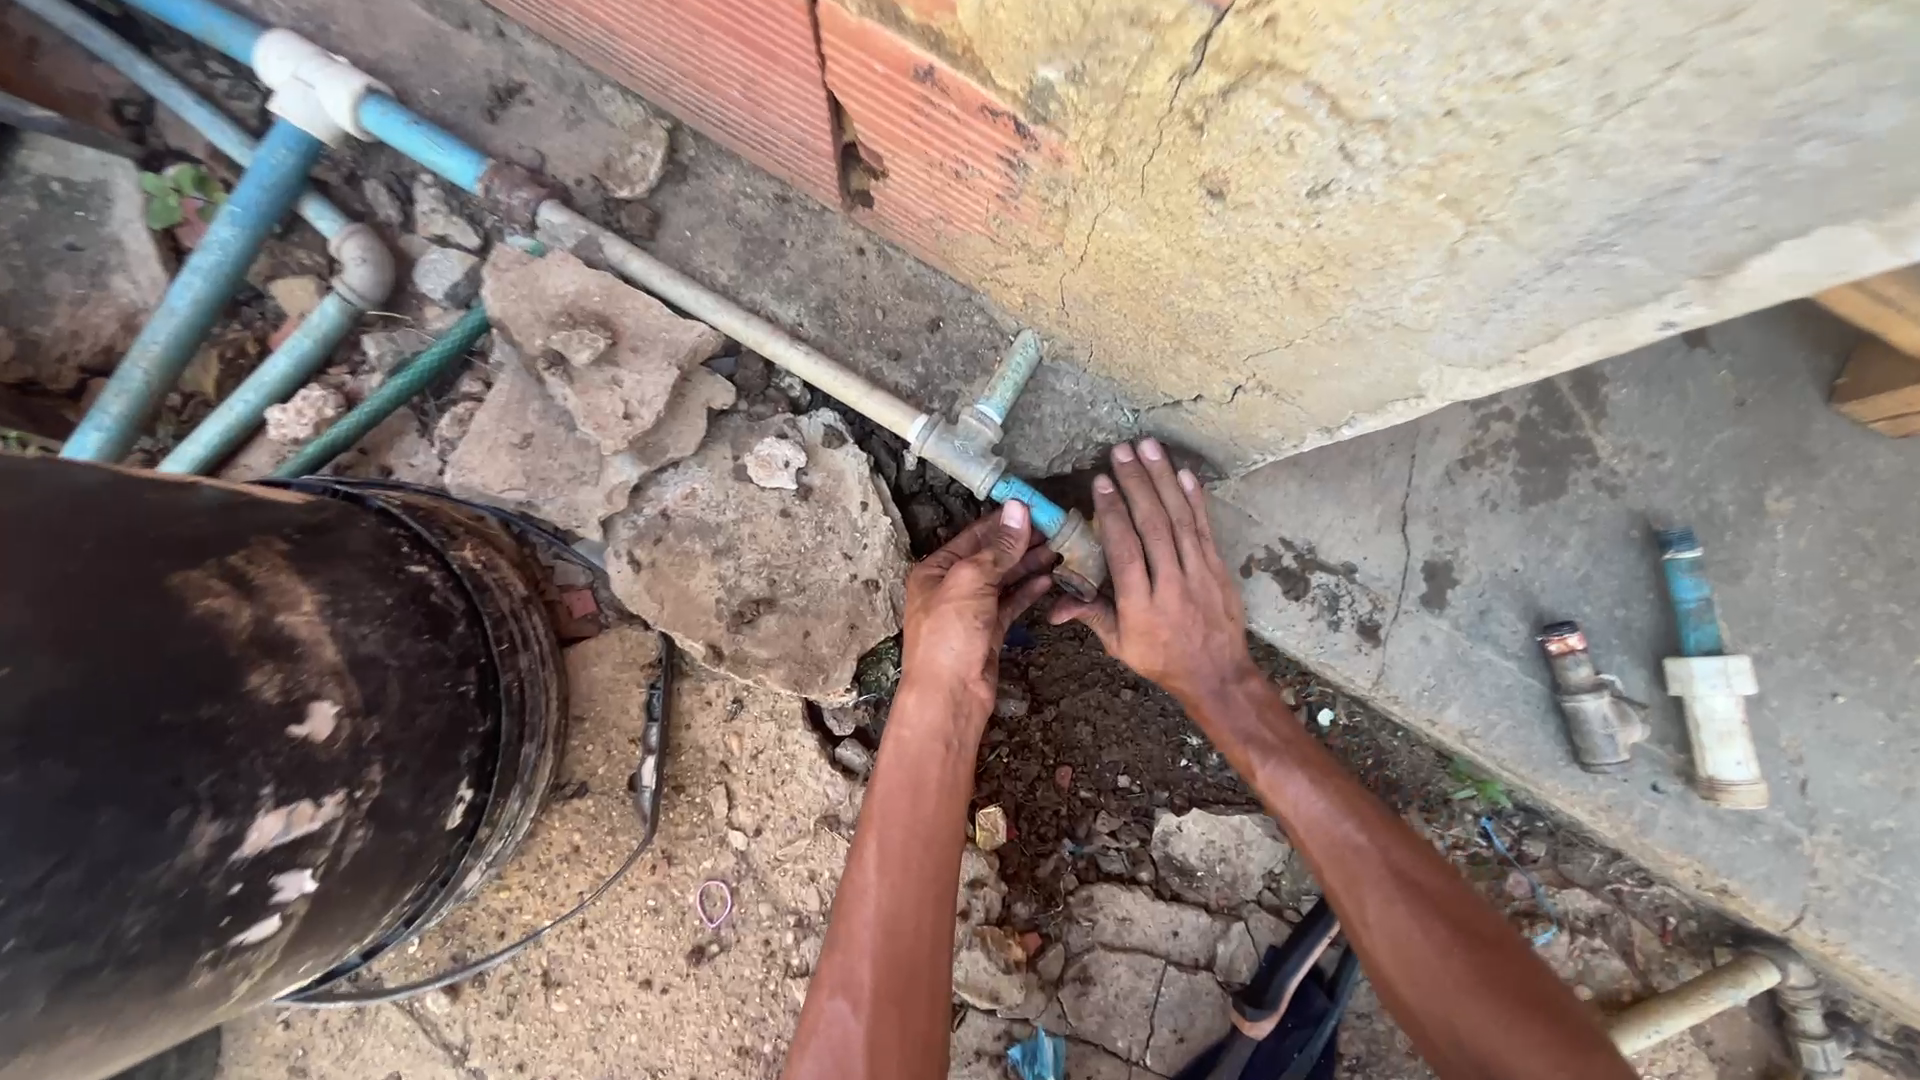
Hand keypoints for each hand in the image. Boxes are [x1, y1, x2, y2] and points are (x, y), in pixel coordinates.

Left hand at [899, 502, 1058, 723]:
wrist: (949, 696)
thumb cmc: (949, 636)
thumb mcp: (971, 581)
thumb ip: (998, 548)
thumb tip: (1019, 511)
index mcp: (935, 570)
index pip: (974, 536)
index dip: (1004, 522)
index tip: (1035, 508)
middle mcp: (950, 587)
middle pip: (991, 557)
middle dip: (1021, 542)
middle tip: (1054, 528)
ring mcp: (970, 610)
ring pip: (1003, 580)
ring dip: (1028, 564)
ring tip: (1057, 550)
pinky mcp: (988, 632)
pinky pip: (1010, 603)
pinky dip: (1027, 591)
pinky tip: (1047, 579)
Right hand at [1049, 439, 1259, 710]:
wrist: (1218, 674)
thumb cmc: (1162, 659)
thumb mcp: (1120, 645)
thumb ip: (1091, 616)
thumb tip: (1053, 608)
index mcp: (1141, 604)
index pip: (1125, 550)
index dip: (1112, 514)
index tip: (1101, 483)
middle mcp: (1171, 584)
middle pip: (1153, 525)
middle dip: (1136, 483)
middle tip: (1121, 451)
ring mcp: (1199, 573)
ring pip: (1179, 518)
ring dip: (1163, 478)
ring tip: (1149, 447)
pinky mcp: (1218, 567)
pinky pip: (1204, 527)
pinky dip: (1194, 498)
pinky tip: (1183, 472)